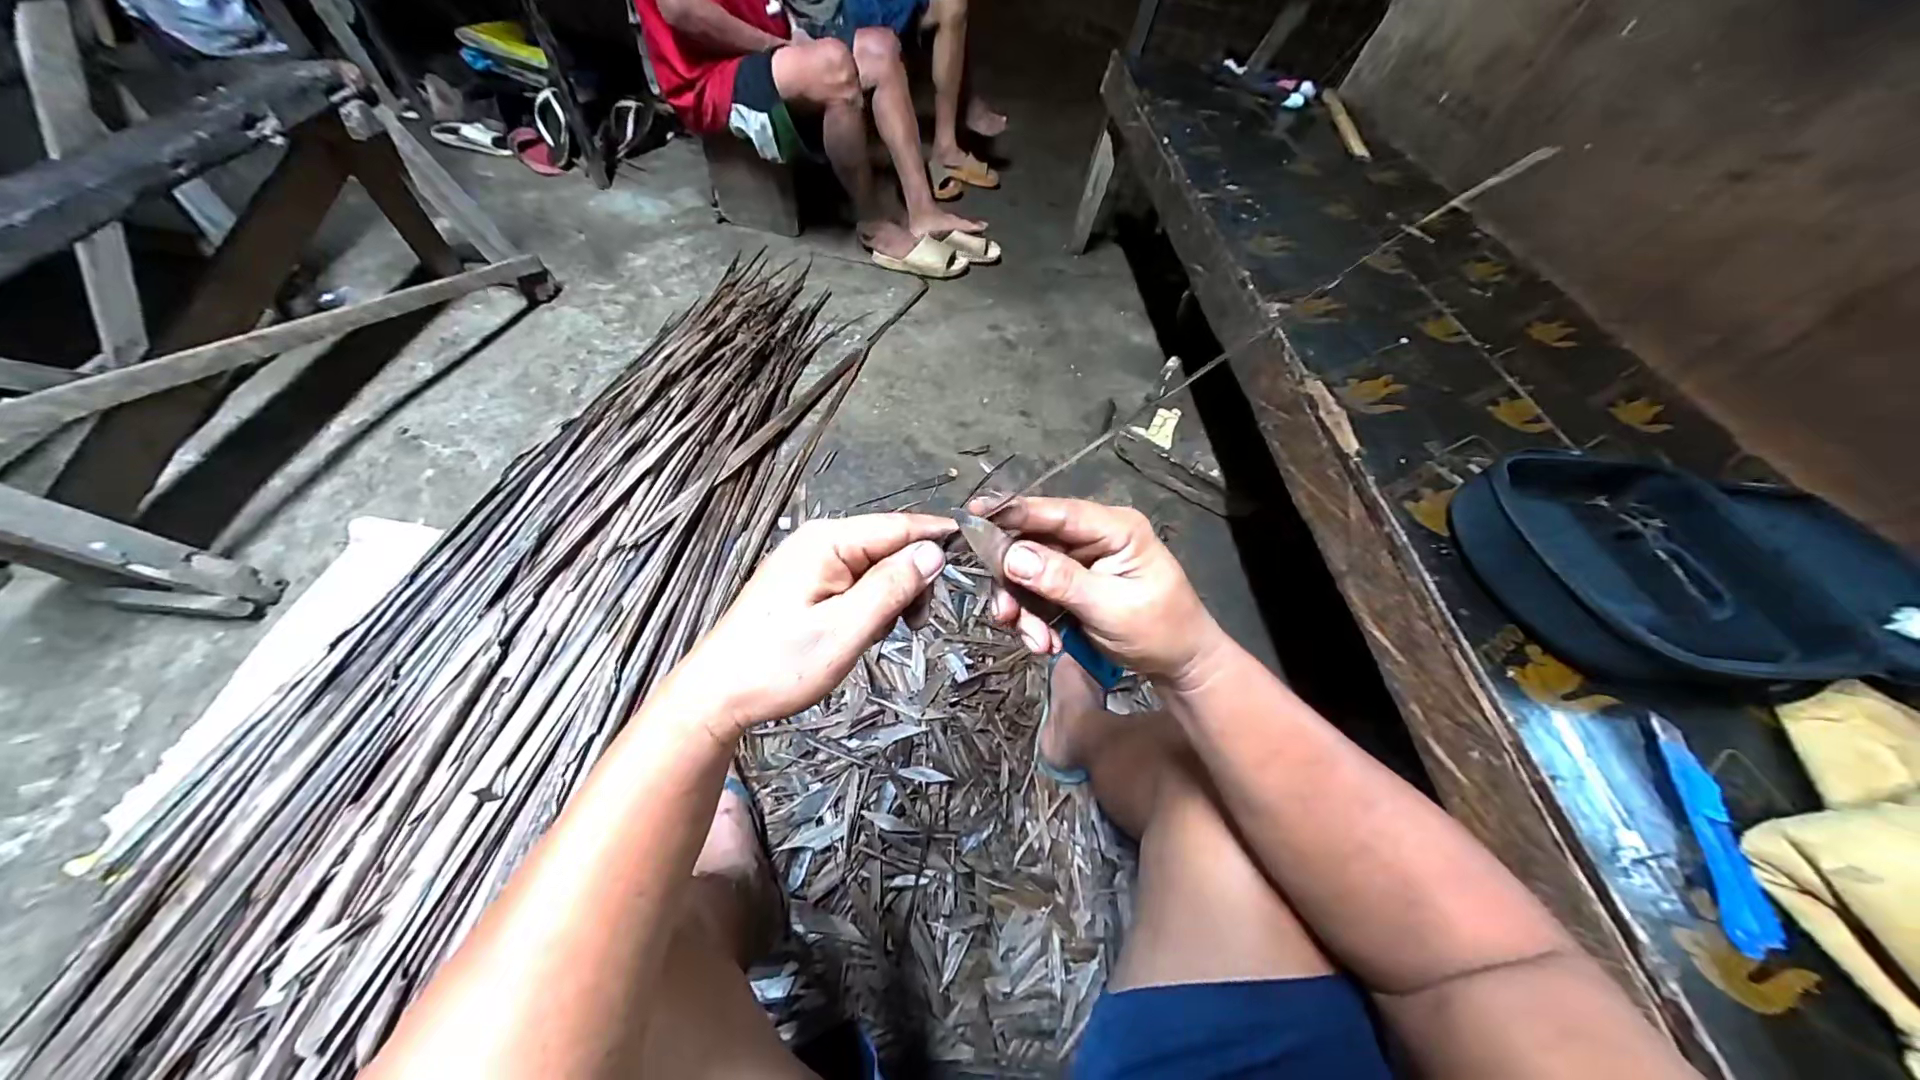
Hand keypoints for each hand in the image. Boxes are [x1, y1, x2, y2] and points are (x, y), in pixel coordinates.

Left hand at [668, 513, 955, 738]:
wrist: (718, 694)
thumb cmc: (775, 666)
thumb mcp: (844, 630)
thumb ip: (891, 588)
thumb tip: (933, 553)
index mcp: (827, 542)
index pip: (900, 525)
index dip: (939, 539)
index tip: (976, 553)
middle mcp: (820, 541)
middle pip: (891, 545)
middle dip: (911, 579)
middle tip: (912, 622)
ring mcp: (813, 561)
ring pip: (878, 566)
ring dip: (892, 596)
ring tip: (878, 632)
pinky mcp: (810, 582)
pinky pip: (859, 581)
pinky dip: (872, 605)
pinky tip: (862, 631)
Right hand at [970, 496, 1228, 687]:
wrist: (1179, 666)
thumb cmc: (1160, 630)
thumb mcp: (1110, 606)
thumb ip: (1060, 580)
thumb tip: (1012, 557)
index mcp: (1114, 528)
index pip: (1058, 512)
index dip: (1014, 511)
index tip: (975, 512)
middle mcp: (1092, 539)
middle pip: (1033, 544)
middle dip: (1014, 581)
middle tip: (1005, 613)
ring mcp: (1079, 563)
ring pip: (1028, 573)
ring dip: (1024, 609)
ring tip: (1035, 640)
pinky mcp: (1069, 586)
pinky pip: (1035, 595)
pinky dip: (1033, 620)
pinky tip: (1044, 643)